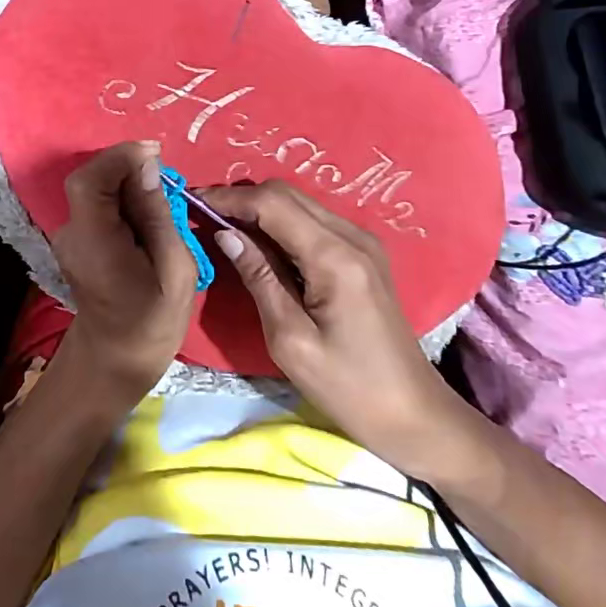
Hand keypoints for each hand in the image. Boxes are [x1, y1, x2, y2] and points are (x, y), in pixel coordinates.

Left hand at [50, 141, 198, 399]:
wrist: (118, 356)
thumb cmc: (153, 320)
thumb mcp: (175, 269)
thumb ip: (158, 215)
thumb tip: (148, 167)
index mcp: (92, 241)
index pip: (89, 181)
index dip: (119, 157)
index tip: (157, 152)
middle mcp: (71, 233)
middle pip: (90, 181)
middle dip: (128, 168)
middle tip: (166, 178)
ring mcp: (70, 237)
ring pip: (95, 190)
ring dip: (127, 184)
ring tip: (163, 199)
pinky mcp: (78, 240)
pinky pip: (98, 205)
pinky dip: (123, 199)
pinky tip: (148, 214)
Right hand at [198, 180, 471, 478]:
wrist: (414, 413)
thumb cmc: (349, 387)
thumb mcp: (290, 340)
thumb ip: (259, 278)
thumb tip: (225, 234)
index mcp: (335, 257)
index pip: (273, 203)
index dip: (229, 198)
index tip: (192, 201)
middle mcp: (353, 236)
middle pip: (287, 193)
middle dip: (241, 198)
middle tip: (202, 215)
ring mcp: (362, 242)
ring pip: (300, 203)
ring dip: (260, 208)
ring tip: (222, 226)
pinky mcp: (363, 254)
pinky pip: (313, 222)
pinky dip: (280, 223)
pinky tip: (259, 243)